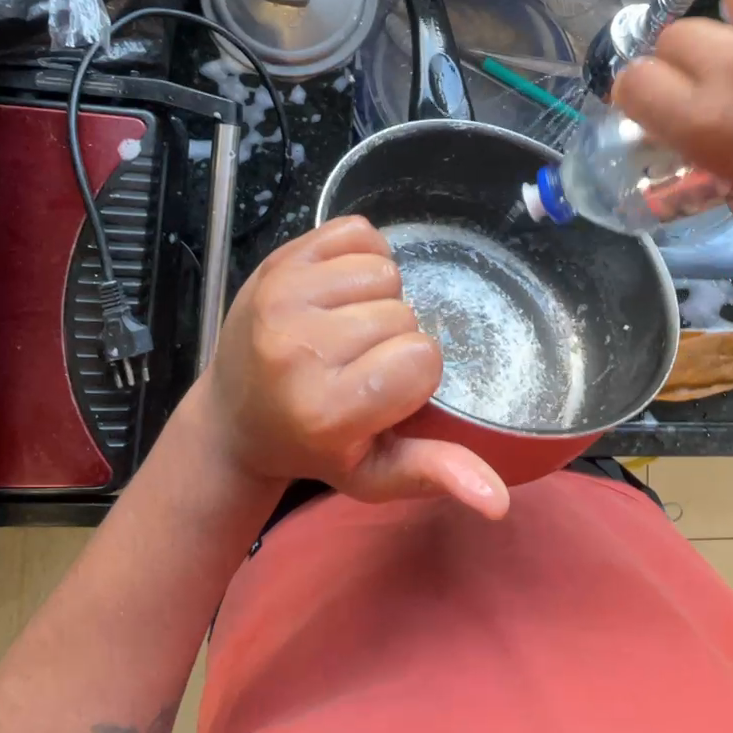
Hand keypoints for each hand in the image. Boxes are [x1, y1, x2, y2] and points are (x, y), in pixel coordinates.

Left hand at [195, 216, 509, 518]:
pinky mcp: (276, 260)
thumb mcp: (371, 474)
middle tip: (364, 360)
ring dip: (381, 296)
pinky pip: (358, 232)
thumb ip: (434, 473)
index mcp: (326, 409)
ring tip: (352, 325)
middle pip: (403, 313)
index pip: (421, 360)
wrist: (233, 415)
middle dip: (396, 336)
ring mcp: (282, 296)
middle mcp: (297, 348)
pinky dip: (363, 255)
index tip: (389, 389)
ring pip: (385, 270)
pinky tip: (343, 290)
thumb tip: (499, 500)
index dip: (417, 373)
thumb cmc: (310, 446)